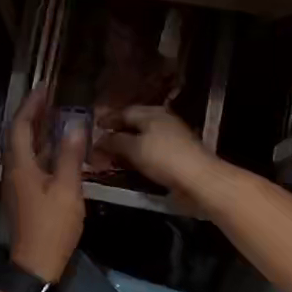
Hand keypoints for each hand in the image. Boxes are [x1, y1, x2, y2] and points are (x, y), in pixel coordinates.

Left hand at [2, 88, 86, 281]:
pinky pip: (29, 163)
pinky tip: (57, 151)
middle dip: (32, 115)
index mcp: (20, 165)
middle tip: (51, 99)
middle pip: (18, 135)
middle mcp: (12, 171)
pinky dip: (41, 150)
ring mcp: (16, 185)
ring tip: (55, 118)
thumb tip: (75, 125)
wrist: (35, 263)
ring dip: (36, 132)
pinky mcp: (23, 196)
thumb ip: (70, 155)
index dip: (31, 104)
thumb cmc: (52, 225)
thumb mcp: (67, 189)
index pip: (20, 125)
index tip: (45, 87)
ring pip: (23, 150)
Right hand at [97, 106, 217, 196]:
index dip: (108, 119)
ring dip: (125, 147)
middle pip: (133, 124)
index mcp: (152, 114)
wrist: (198, 180)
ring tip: (110, 157)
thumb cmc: (164, 159)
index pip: (124, 112)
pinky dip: (136, 156)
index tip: (93, 127)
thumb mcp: (134, 148)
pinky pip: (149, 151)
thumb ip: (114, 141)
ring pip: (141, 139)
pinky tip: (129, 165)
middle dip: (116, 133)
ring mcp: (170, 138)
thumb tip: (99, 139)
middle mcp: (161, 121)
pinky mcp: (174, 155)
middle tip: (99, 144)